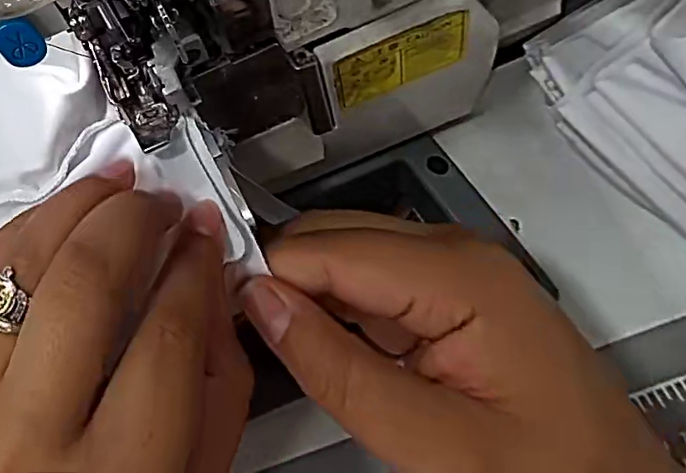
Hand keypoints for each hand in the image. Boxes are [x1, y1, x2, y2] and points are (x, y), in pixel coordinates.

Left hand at [0, 165, 252, 472]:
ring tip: (114, 182)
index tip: (204, 232)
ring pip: (25, 263)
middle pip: (86, 284)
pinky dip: (22, 228)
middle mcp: (32, 433)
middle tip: (162, 203)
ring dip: (75, 205)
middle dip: (134, 221)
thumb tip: (209, 277)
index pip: (165, 339)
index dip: (194, 266)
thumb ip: (214, 385)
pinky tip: (57, 208)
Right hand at [241, 211, 675, 472]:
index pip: (327, 247)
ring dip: (304, 289)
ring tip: (274, 333)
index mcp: (459, 274)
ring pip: (343, 253)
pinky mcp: (447, 293)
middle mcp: (454, 253)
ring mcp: (452, 270)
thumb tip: (263, 302)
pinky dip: (333, 303)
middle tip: (242, 320)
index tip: (226, 300)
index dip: (269, 271)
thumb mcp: (442, 448)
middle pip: (332, 236)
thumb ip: (341, 370)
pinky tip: (320, 339)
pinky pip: (367, 279)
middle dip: (282, 273)